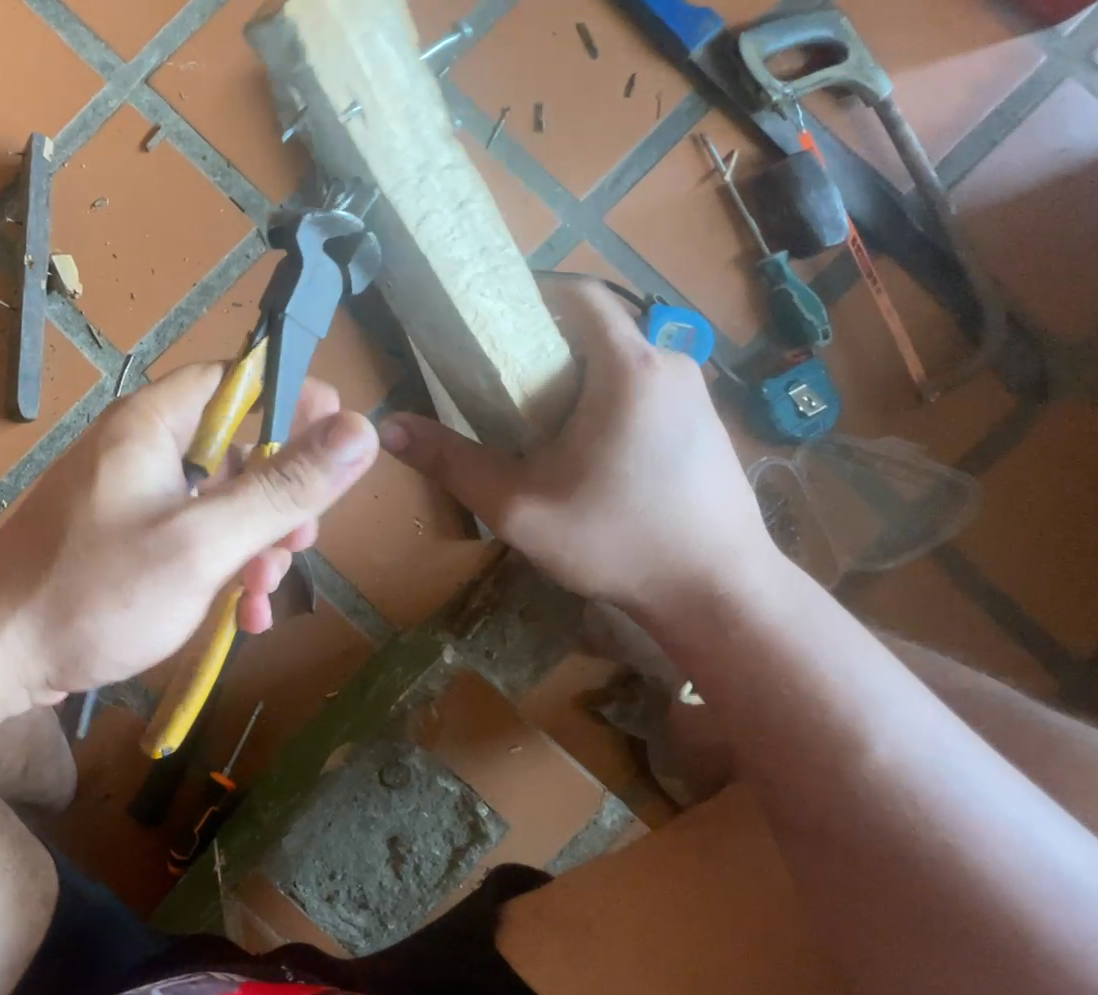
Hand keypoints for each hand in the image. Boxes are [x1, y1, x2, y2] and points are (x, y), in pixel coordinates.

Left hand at [0, 362, 378, 704]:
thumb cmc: (95, 593)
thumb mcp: (202, 542)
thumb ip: (281, 488)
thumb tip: (359, 429)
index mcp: (149, 427)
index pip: (232, 383)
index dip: (289, 401)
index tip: (337, 437)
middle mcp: (135, 454)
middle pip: (231, 452)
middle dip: (275, 500)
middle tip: (300, 544)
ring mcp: (122, 503)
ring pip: (211, 507)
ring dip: (250, 548)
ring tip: (263, 598)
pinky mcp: (115, 547)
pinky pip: (182, 542)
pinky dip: (214, 572)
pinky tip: (235, 618)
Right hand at [378, 279, 775, 612]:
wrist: (716, 592)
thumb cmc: (614, 540)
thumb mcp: (515, 505)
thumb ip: (450, 461)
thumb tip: (387, 426)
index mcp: (628, 367)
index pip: (580, 293)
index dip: (528, 296)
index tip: (484, 324)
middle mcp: (670, 364)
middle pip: (595, 328)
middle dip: (540, 348)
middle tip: (492, 390)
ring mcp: (693, 394)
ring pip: (618, 362)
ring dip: (571, 380)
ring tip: (528, 426)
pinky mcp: (703, 424)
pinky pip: (640, 389)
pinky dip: (601, 401)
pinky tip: (579, 454)